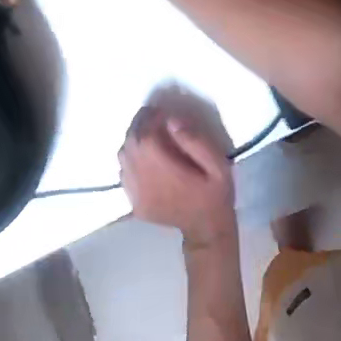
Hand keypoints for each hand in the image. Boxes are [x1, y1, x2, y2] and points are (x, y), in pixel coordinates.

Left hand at [118, 86, 236, 248]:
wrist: (206, 230)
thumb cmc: (215, 194)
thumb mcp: (217, 165)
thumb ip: (195, 141)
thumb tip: (172, 121)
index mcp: (166, 171)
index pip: (146, 137)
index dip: (150, 119)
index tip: (160, 110)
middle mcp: (145, 181)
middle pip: (131, 144)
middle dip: (139, 124)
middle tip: (151, 114)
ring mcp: (136, 194)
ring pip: (123, 157)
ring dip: (133, 140)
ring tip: (147, 131)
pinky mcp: (134, 202)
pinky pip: (123, 173)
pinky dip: (129, 158)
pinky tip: (143, 155)